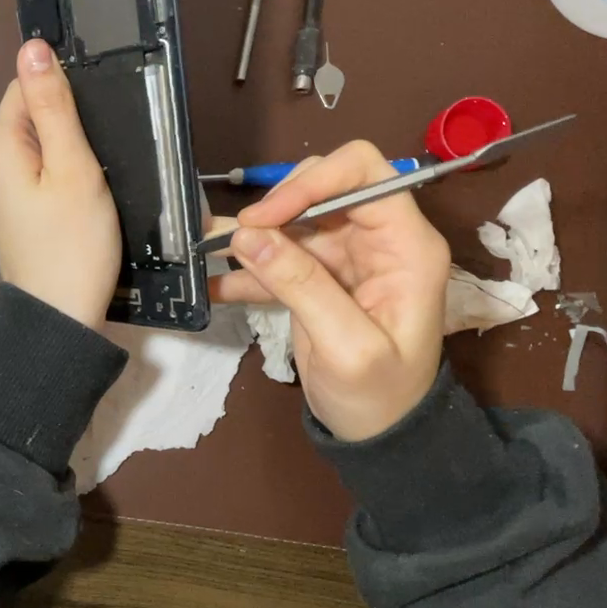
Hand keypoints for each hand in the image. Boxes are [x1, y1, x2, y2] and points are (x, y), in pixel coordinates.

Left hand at [0, 39, 121, 328]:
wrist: (59, 315)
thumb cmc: (74, 243)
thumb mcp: (73, 166)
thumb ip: (53, 106)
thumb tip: (33, 48)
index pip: (23, 86)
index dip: (61, 90)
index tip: (93, 114)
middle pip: (27, 118)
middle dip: (64, 124)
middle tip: (97, 154)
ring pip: (33, 150)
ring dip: (63, 153)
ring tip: (90, 179)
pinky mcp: (10, 217)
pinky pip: (32, 179)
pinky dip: (55, 179)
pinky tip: (77, 199)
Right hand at [212, 141, 450, 440]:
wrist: (379, 433)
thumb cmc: (378, 394)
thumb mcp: (344, 345)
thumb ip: (300, 286)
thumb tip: (246, 236)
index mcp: (404, 245)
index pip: (363, 174)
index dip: (310, 183)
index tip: (261, 219)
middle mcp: (376, 240)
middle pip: (323, 187)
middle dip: (274, 207)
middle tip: (235, 238)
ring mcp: (343, 258)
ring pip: (291, 221)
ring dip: (247, 235)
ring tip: (202, 250)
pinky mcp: (315, 278)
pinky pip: (275, 257)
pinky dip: (242, 269)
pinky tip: (210, 283)